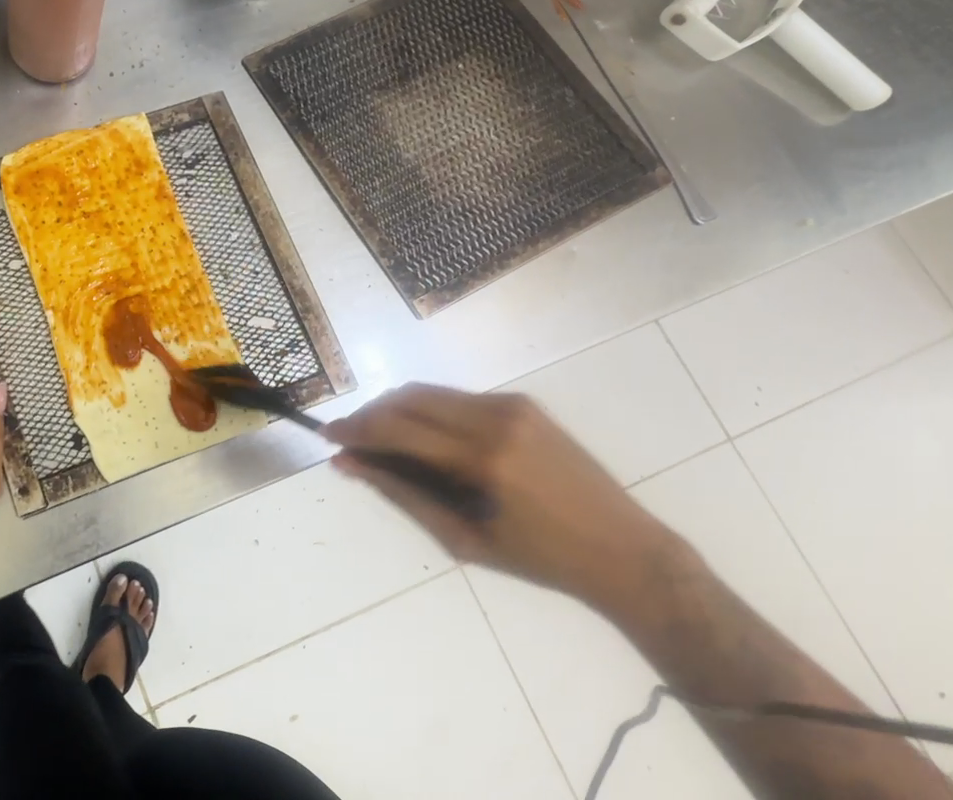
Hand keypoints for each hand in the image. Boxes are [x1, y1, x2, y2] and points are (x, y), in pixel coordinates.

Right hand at [323, 384, 679, 606]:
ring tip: (381, 442)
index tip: (326, 437)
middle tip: (349, 441)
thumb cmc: (541, 559)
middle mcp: (496, 418)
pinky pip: (457, 399)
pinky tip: (426, 442)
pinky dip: (429, 413)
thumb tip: (350, 466)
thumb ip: (402, 495)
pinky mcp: (524, 404)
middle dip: (370, 416)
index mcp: (483, 459)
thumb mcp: (462, 538)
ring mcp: (513, 405)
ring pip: (430, 393)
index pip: (397, 429)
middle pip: (407, 398)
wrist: (626, 551)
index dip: (354, 430)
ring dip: (396, 411)